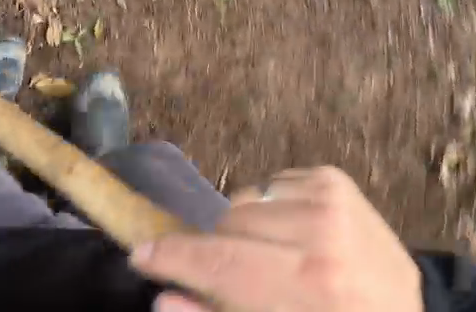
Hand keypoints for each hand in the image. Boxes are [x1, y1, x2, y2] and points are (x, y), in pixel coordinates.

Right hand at [132, 166, 422, 311]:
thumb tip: (162, 298)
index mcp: (309, 285)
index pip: (219, 261)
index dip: (173, 259)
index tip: (140, 256)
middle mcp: (321, 233)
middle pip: (228, 227)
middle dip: (215, 253)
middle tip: (225, 278)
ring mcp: (330, 199)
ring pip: (245, 201)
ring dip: (245, 231)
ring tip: (270, 262)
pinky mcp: (335, 178)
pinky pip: (270, 185)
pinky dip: (270, 210)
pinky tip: (292, 238)